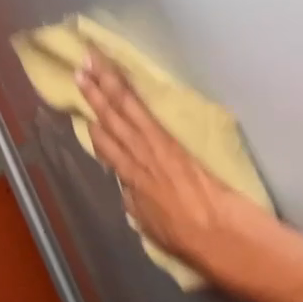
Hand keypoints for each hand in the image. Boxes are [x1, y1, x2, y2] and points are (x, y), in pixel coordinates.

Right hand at [77, 52, 268, 278]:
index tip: (85, 115)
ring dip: (104, 83)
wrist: (223, 238)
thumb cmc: (193, 242)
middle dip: (93, 95)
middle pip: (110, 121)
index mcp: (132, 183)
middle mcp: (136, 159)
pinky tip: (117, 77)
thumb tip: (129, 189)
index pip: (106, 150)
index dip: (94, 131)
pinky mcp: (169, 140)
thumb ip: (137, 204)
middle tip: (79, 69)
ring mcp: (152, 147)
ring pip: (122, 109)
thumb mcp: (153, 228)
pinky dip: (126, 92)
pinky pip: (141, 111)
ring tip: (91, 60)